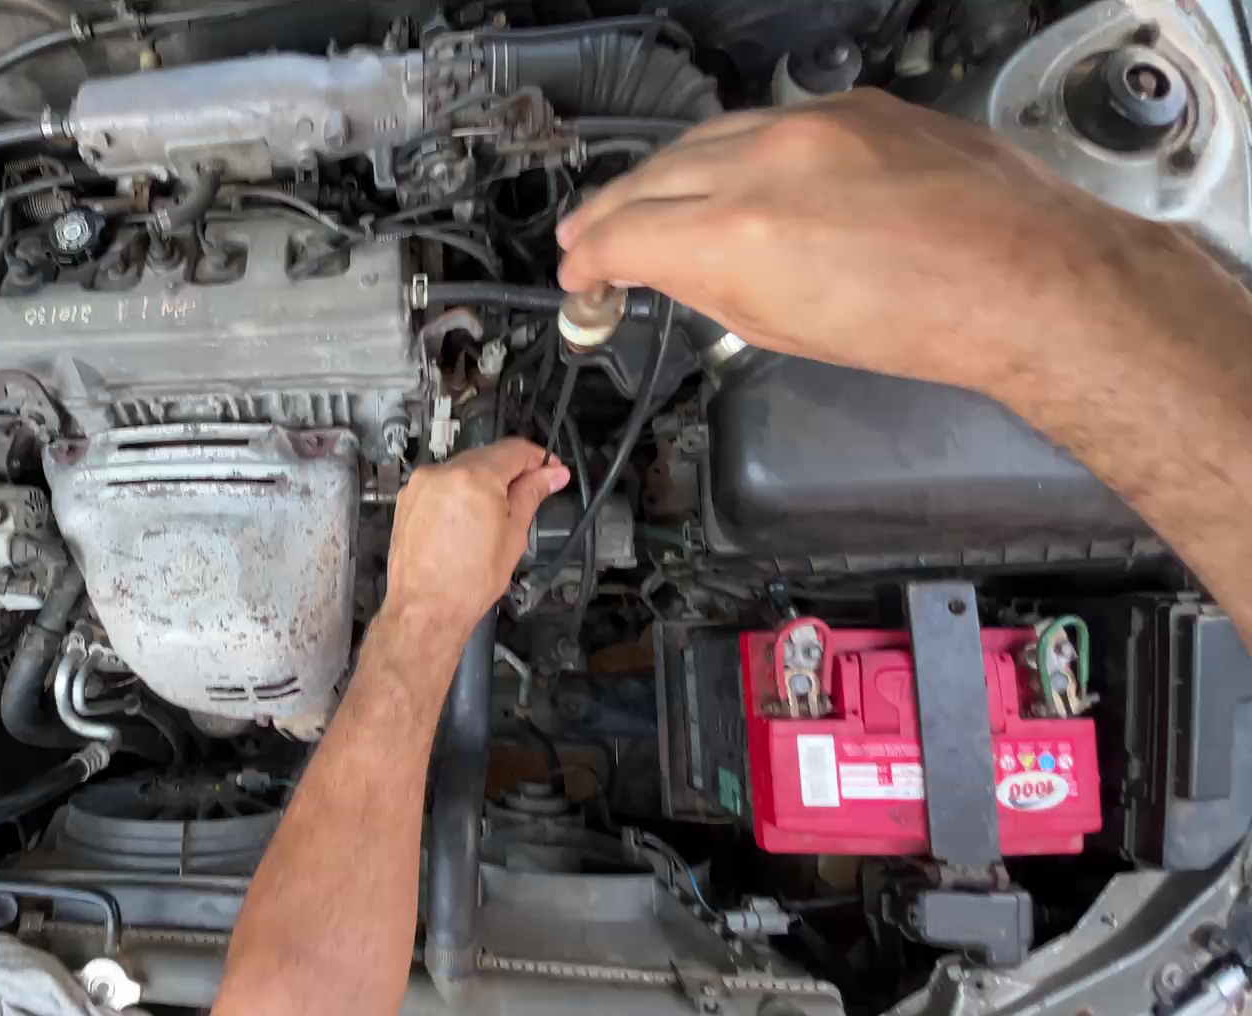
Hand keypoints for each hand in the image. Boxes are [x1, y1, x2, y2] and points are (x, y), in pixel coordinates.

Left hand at [384, 438, 568, 635]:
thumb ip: (531, 495)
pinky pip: (441, 486)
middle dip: (511, 472)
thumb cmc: (466, 582)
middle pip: (486, 457)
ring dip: (483, 482)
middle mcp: (441, 474)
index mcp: (473, 478)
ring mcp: (419, 487)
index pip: (514, 450)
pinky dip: (458, 494)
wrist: (426, 608)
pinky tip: (469, 520)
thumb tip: (550, 475)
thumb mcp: (513, 534)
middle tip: (532, 492)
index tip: (550, 470)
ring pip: (462, 470)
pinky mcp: (407, 501)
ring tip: (496, 515)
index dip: (539, 459)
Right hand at [556, 89, 1217, 390]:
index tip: (575, 277)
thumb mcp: (767, 324)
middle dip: (601, 216)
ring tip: (630, 205)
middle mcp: (760, 166)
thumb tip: (662, 268)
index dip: (585, 260)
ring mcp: (808, 125)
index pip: (621, 235)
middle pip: (644, 180)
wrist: (1021, 278)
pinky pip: (752, 125)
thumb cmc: (900, 325)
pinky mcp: (849, 108)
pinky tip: (708, 176)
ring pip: (692, 142)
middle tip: (580, 239)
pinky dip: (714, 156)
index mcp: (732, 236)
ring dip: (651, 179)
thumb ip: (699, 285)